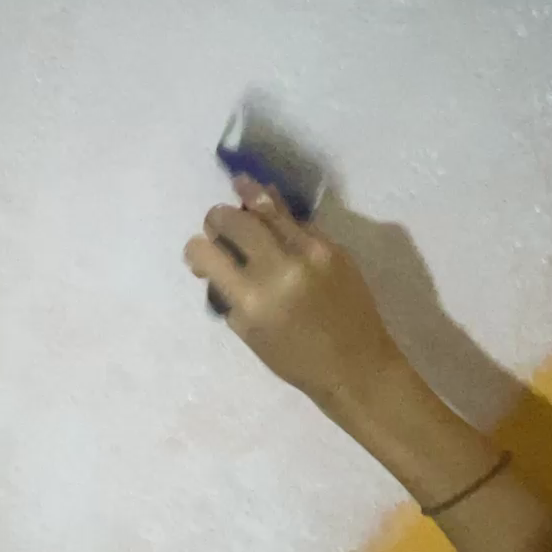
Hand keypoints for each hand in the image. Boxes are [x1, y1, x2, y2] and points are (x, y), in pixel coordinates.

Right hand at [185, 177, 414, 420]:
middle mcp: (277, 267)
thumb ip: (230, 294)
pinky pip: (296, 221)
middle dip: (217, 219)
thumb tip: (220, 263)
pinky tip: (270, 207)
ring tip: (238, 186)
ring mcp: (309, 252)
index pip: (205, 253)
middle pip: (233, 219)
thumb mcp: (248, 333)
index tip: (200, 257)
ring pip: (267, 207)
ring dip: (248, 198)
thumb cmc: (294, 360)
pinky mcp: (332, 246)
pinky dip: (278, 215)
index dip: (196, 251)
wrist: (356, 365)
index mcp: (250, 299)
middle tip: (217, 227)